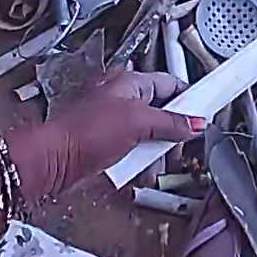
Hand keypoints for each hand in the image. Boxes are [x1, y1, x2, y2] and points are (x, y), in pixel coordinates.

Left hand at [7, 70, 202, 195]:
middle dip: (171, 135)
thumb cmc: (87, 131)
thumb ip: (171, 122)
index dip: (188, 100)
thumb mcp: (137, 122)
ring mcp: (114, 121)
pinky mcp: (106, 143)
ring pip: (149, 136)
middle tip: (176, 150)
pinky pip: (133, 151)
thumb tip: (195, 123)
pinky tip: (140, 174)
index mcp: (129, 82)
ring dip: (155, 154)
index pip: (170, 84)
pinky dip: (139, 163)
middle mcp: (122, 98)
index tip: (203, 115)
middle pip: (162, 113)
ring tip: (154, 168)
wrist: (54, 160)